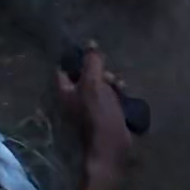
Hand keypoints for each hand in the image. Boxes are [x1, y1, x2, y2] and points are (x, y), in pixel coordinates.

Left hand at [57, 48, 133, 175]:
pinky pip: (109, 97)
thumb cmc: (98, 114)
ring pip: (100, 86)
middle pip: (85, 75)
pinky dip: (116, 94)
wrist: (110, 146)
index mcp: (65, 91)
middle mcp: (73, 99)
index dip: (77, 59)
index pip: (64, 69)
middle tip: (109, 75)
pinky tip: (124, 95)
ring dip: (111, 82)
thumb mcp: (94, 83)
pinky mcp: (103, 115)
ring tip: (120, 86)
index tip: (92, 54)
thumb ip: (92, 62)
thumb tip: (90, 44)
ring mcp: (88, 108)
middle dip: (100, 71)